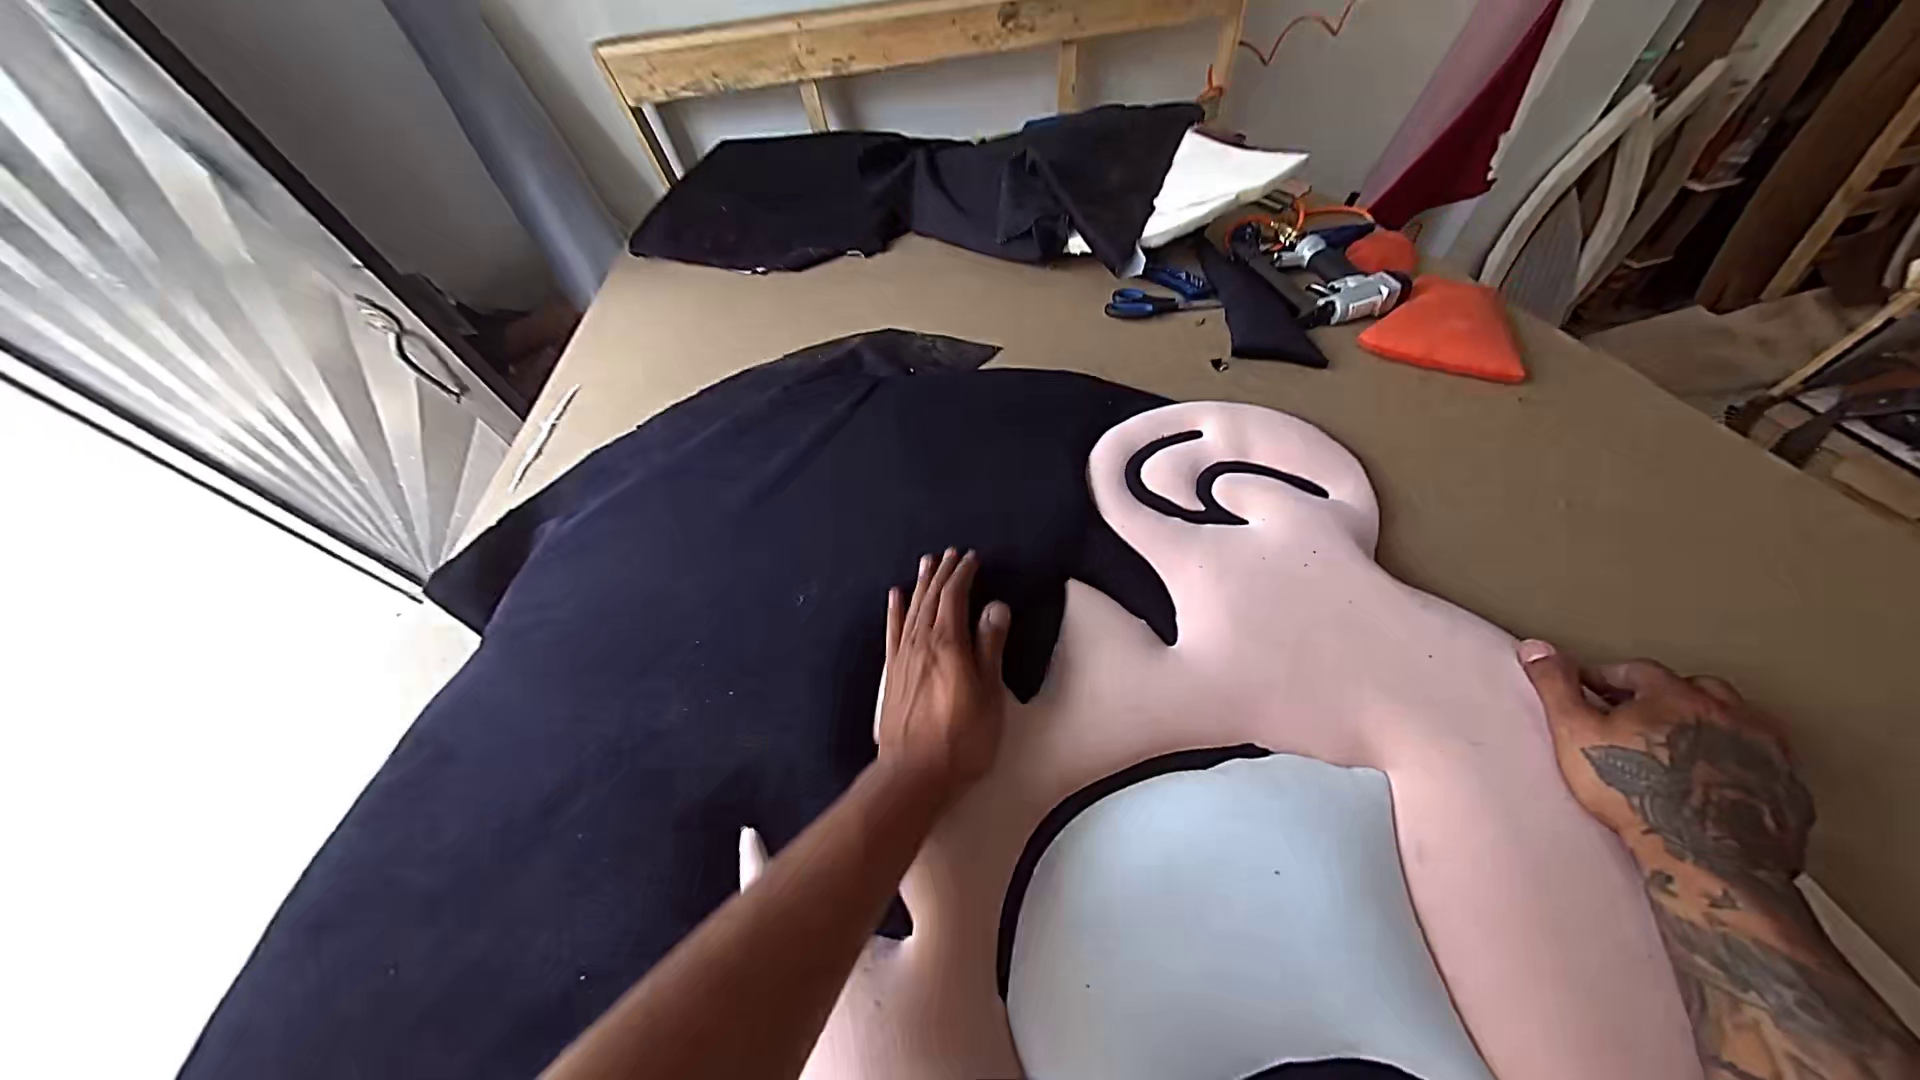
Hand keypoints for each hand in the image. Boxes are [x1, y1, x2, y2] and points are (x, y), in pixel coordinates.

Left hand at [878, 549, 1010, 805]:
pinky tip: (895, 597)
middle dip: (942, 573)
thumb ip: (990, 647)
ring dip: (920, 584)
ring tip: (926, 563)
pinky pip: (892, 631)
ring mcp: (902, 657)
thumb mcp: (989, 694)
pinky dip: (894, 611)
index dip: (963, 575)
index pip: (954, 597)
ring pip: (911, 609)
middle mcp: (921, 643)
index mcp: (948, 644)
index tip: (972, 558)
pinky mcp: (891, 673)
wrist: (914, 774)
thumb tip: (996, 607)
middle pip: (931, 597)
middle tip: (950, 553)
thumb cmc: (962, 738)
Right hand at [1517, 640, 1813, 910]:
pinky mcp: (1789, 792)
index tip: (1588, 692)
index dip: (1606, 677)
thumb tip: (1537, 649)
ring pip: (1735, 722)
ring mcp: (1768, 755)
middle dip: (1663, 696)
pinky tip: (1706, 778)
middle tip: (1633, 714)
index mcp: (1677, 696)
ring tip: (1672, 744)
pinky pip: (1760, 762)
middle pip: (1696, 689)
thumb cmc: (1635, 791)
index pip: (1636, 669)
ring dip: (1704, 725)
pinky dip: (1733, 761)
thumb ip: (1555, 685)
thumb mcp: (1573, 730)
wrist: (1702, 856)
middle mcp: (1731, 716)